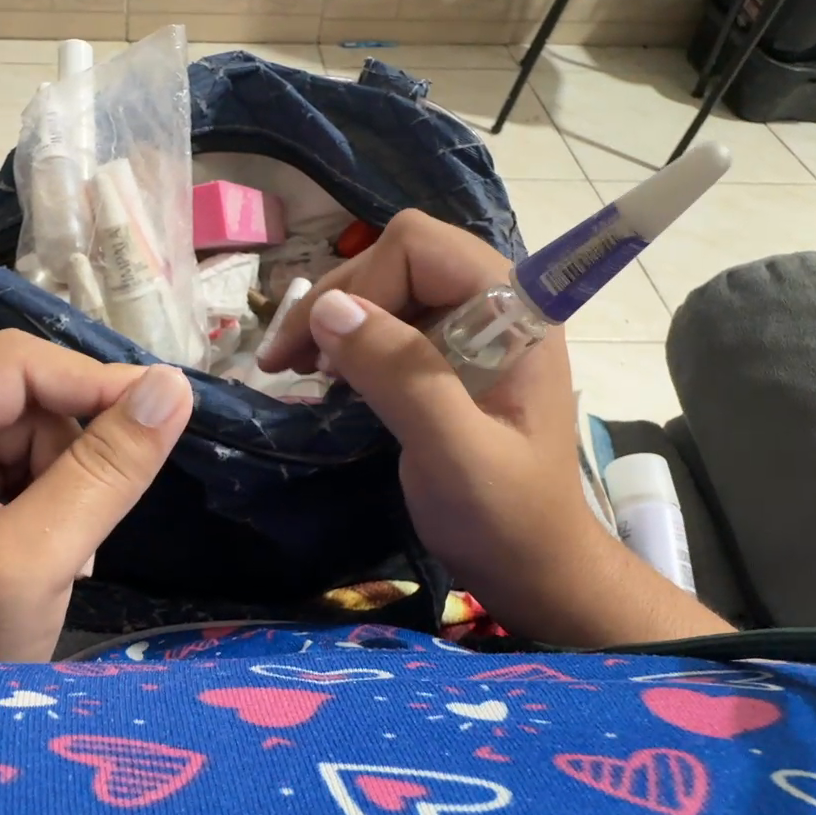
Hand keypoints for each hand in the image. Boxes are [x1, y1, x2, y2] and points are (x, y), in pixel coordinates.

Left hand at [0, 331, 192, 666]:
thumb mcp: (34, 564)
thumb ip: (102, 473)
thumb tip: (172, 387)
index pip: (4, 367)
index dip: (88, 379)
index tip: (163, 408)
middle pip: (17, 397)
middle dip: (71, 449)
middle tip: (90, 519)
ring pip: (28, 431)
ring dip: (68, 480)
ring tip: (64, 552)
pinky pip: (22, 466)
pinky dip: (56, 500)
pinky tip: (52, 551)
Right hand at [283, 213, 729, 644]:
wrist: (531, 566)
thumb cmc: (503, 515)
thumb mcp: (452, 450)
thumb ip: (400, 375)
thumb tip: (328, 308)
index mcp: (512, 308)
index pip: (418, 247)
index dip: (358, 287)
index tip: (317, 355)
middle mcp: (492, 304)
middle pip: (394, 260)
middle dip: (333, 303)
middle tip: (284, 363)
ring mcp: (469, 331)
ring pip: (384, 289)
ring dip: (331, 323)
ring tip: (294, 369)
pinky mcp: (446, 361)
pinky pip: (386, 326)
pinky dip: (345, 345)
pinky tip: (325, 379)